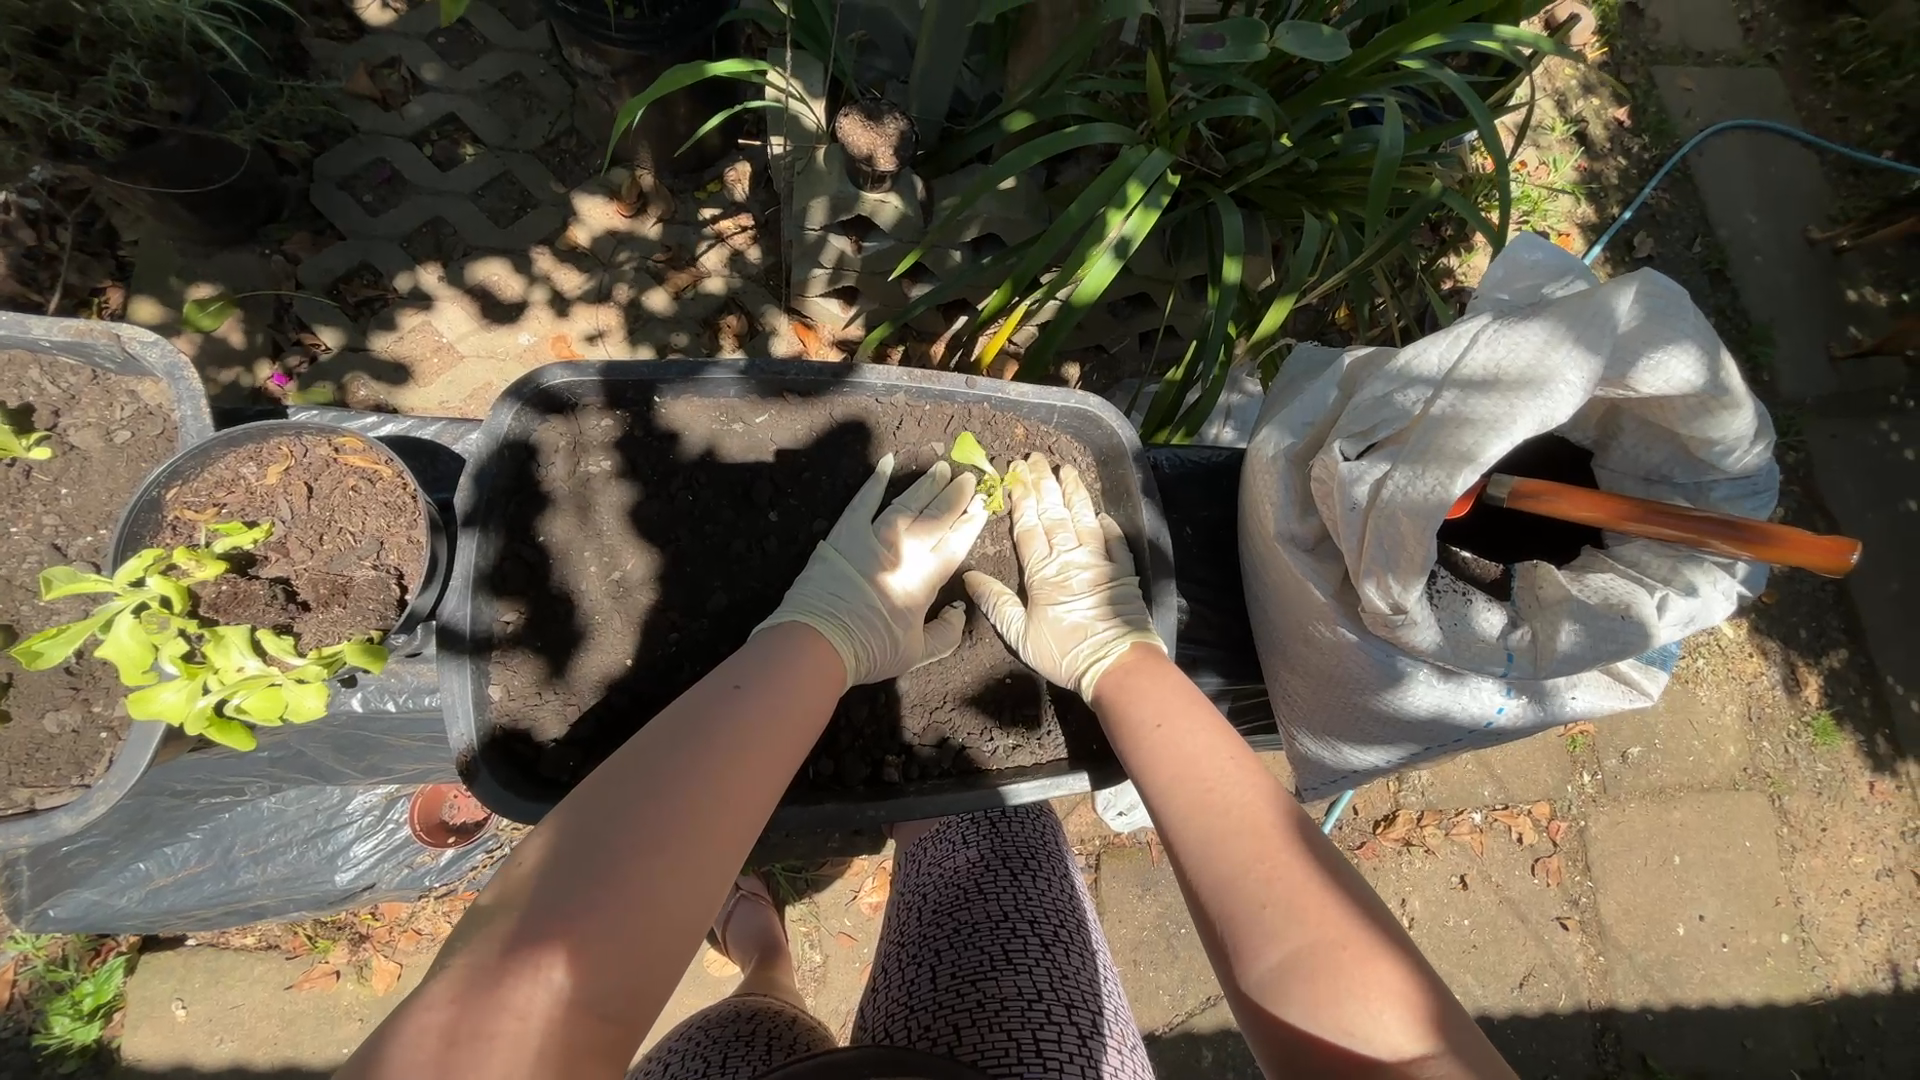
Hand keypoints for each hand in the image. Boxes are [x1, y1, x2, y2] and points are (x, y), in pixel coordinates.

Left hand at [757, 455, 988, 687]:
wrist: (819, 641)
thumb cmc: (870, 650)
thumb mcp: (917, 653)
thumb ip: (945, 633)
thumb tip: (958, 612)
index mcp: (926, 580)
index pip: (956, 544)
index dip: (971, 524)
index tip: (982, 505)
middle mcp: (905, 551)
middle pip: (936, 517)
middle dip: (954, 496)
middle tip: (967, 478)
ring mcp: (874, 537)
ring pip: (906, 504)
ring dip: (925, 485)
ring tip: (941, 468)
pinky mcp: (845, 533)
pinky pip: (862, 501)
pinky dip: (875, 481)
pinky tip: (887, 462)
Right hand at [963, 453, 1163, 699]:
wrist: (1116, 665)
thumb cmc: (1064, 652)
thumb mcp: (1020, 634)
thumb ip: (996, 603)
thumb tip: (970, 576)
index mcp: (1042, 572)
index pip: (1028, 526)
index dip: (1020, 498)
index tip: (1014, 474)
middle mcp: (1070, 558)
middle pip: (1054, 513)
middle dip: (1043, 483)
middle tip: (1036, 458)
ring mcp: (1099, 561)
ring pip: (1083, 518)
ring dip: (1074, 492)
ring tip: (1067, 469)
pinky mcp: (1123, 571)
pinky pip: (1114, 540)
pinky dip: (1106, 524)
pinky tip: (1100, 511)